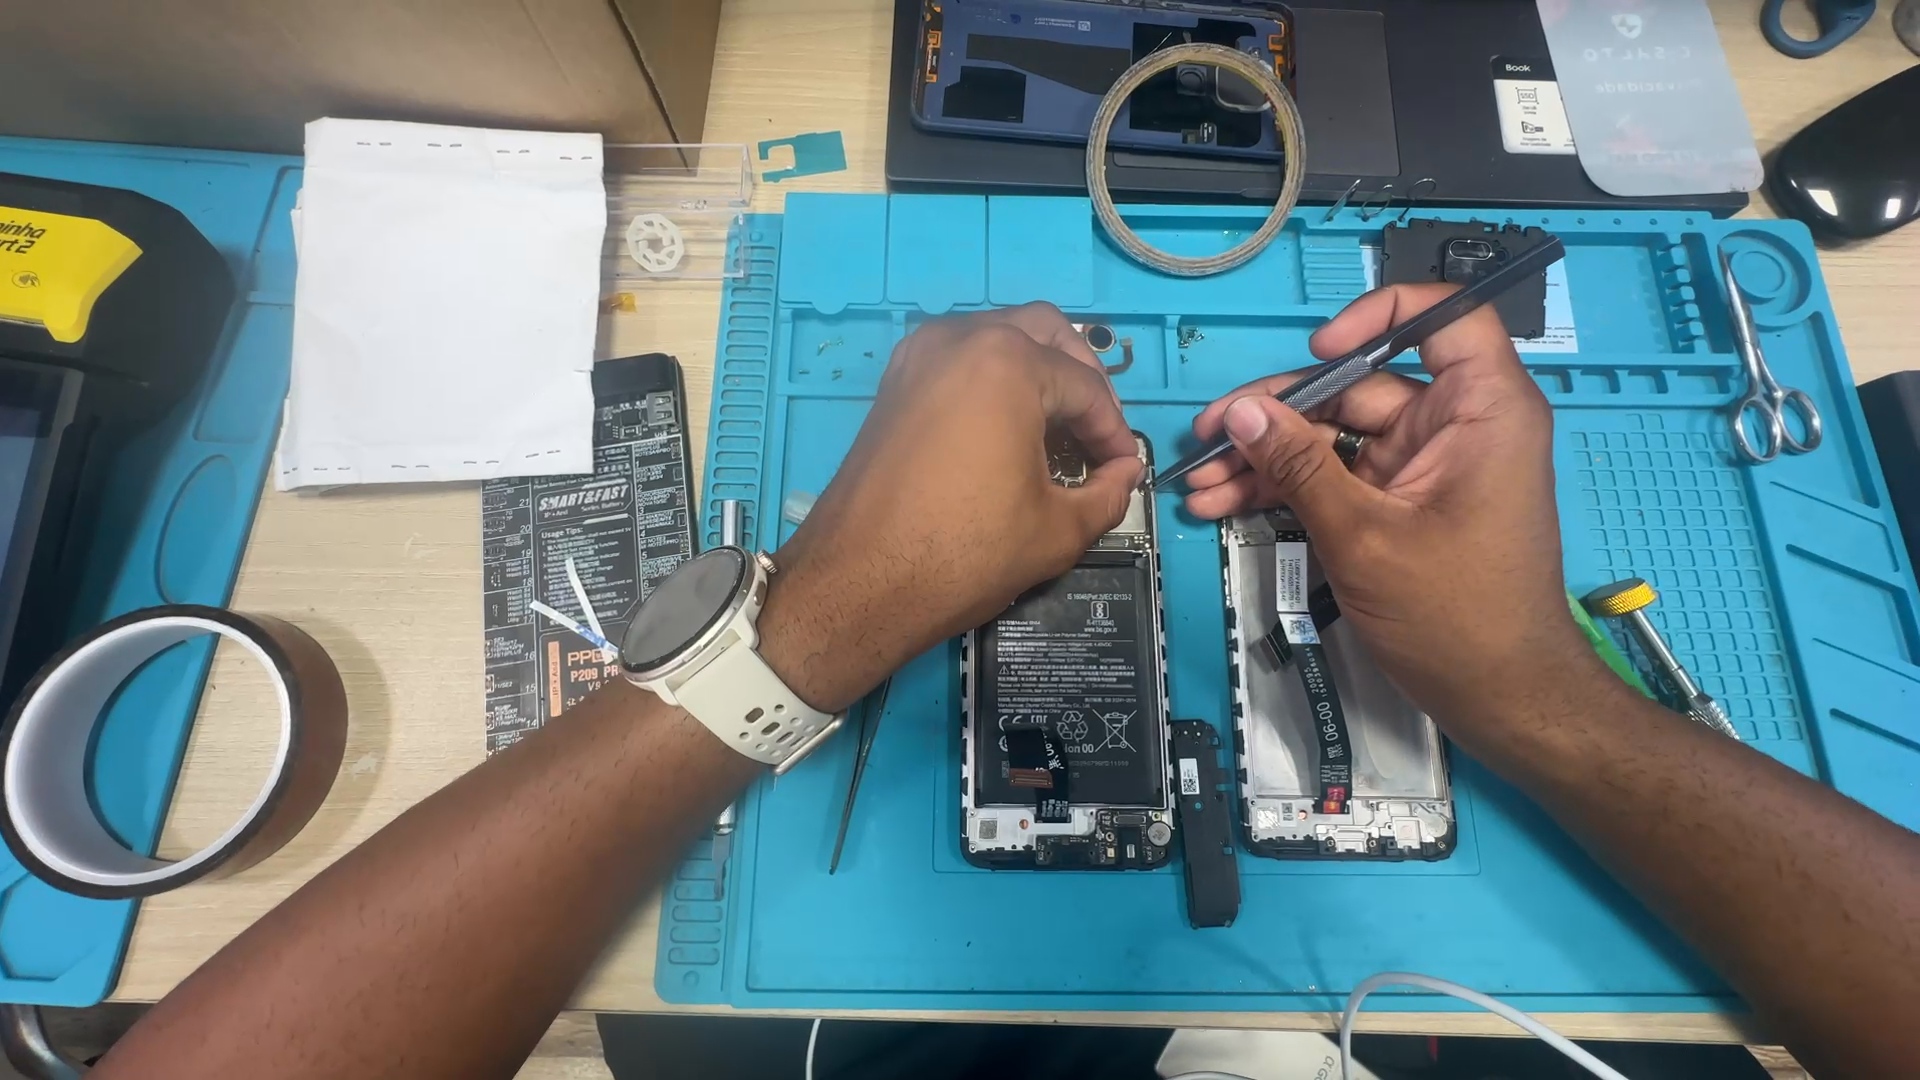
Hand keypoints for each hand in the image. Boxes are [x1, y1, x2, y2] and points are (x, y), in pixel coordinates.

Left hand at [758, 303, 1142, 711]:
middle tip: (1095, 433)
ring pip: (998, 338)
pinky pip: (960, 359)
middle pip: (1045, 334)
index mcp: (1008, 362)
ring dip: (1037, 371)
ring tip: (1055, 428)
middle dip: (1081, 379)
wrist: (859, 582)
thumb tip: (1125, 473)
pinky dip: (992, 378)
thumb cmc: (964, 553)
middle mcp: (960, 338)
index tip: (1124, 467)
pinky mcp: (894, 382)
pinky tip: (1004, 427)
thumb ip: (1108, 494)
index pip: (1086, 386)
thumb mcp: (1057, 530)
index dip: (1115, 431)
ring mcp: (918, 356)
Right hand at [1181, 285, 1606, 739]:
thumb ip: (1299, 465)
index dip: (1379, 318)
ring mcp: (1414, 468)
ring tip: (1200, 484)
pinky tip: (1223, 504)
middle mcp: (1449, 428)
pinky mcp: (1389, 502)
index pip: (1446, 322)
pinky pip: (1329, 477)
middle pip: (1354, 390)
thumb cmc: (1451, 612)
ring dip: (1263, 461)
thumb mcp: (1363, 533)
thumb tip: (1242, 411)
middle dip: (1274, 416)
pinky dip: (1281, 490)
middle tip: (1207, 437)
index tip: (1315, 352)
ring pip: (1328, 439)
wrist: (1493, 695)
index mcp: (1478, 412)